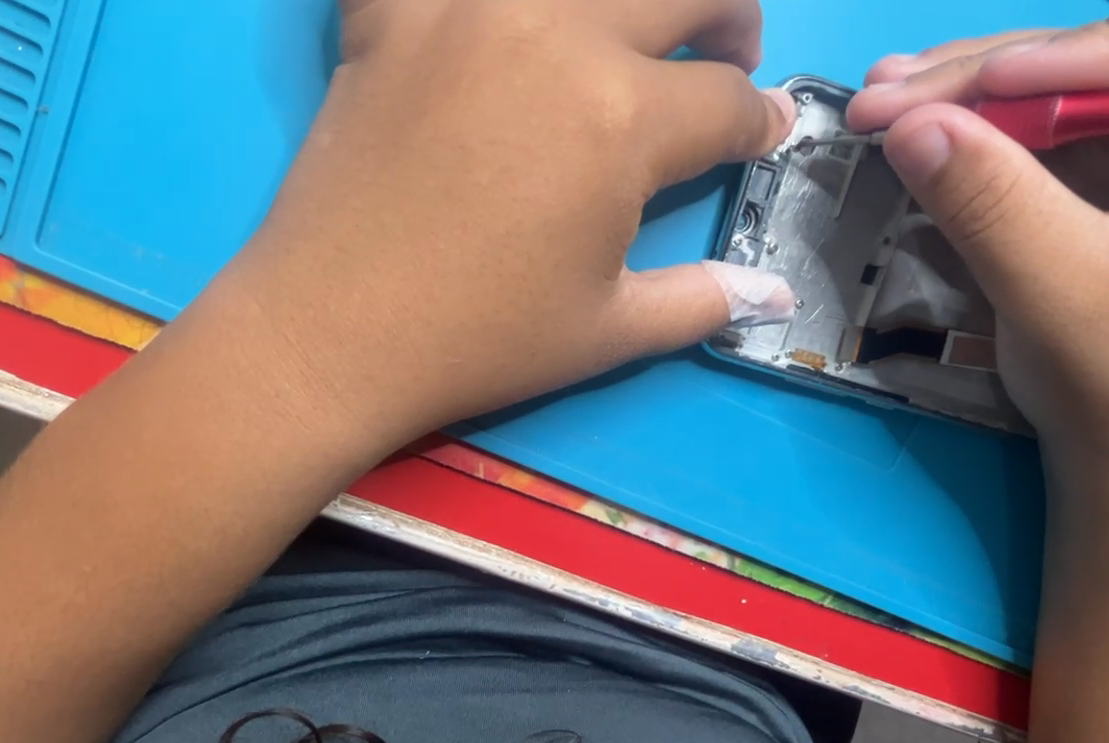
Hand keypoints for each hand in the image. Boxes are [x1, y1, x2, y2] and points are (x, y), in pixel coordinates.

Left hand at [182, 0, 797, 450]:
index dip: (761, 125)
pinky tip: (490, 28)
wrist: (334, 336)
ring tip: (623, 33)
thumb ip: (700, 300)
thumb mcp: (603, 332)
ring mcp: (468, 9)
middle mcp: (558, 32)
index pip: (728, 104)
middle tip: (723, 59)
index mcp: (622, 120)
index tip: (766, 136)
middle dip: (732, 17)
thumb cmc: (478, 344)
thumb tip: (775, 292)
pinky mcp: (392, 14)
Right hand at [846, 0, 1108, 485]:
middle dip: (998, 70)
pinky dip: (977, 127)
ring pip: (1070, 81)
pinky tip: (914, 122)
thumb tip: (907, 126)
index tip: (989, 86)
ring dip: (970, 91)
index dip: (1090, 48)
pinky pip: (1047, 128)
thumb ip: (993, 204)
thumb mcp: (1063, 292)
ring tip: (880, 102)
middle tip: (890, 92)